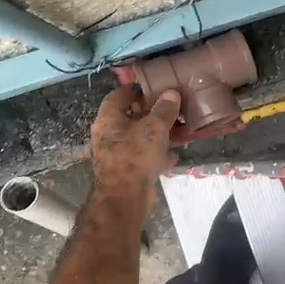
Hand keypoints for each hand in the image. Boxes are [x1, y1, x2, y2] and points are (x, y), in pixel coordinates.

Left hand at [90, 84, 180, 204]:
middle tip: (169, 109)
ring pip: (138, 138)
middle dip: (150, 114)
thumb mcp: (155, 128)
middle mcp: (108, 135)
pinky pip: (142, 157)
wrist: (125, 196)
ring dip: (156, 135)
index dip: (133, 89)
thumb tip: (172, 93)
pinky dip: (156, 154)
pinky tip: (173, 155)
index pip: (117, 96)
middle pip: (129, 118)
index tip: (149, 87)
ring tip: (177, 131)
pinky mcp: (124, 171)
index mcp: (109, 119)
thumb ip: (164, 110)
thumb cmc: (135, 155)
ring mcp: (115, 155)